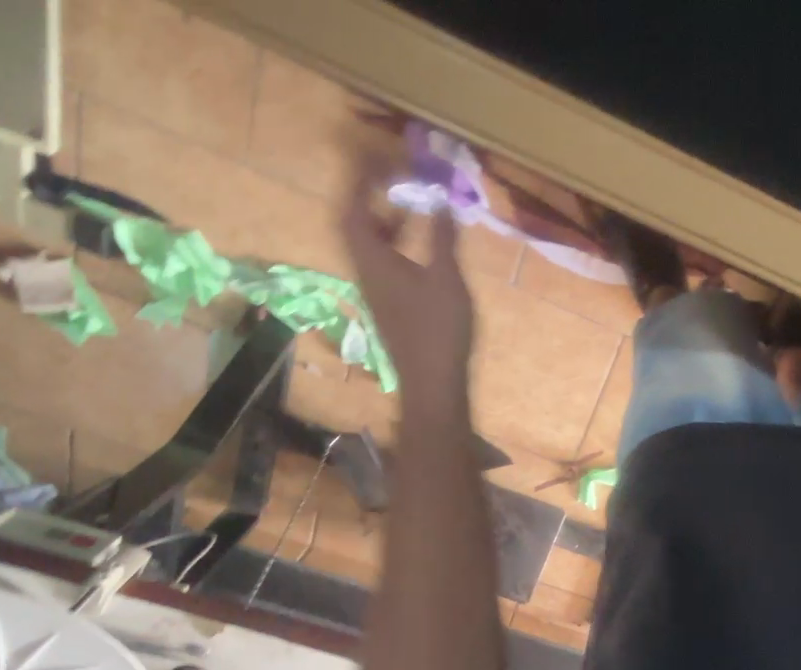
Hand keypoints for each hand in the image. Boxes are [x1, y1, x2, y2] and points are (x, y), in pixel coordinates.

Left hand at [342, 160, 474, 392]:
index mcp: (373, 259)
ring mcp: (377, 289)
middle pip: (356, 222)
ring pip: (370, 242)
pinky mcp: (390, 303)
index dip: (362, 178)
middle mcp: (366, 270)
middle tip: (393, 174)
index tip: (380, 156)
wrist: (433, 382)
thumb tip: (439, 200)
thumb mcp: (446, 278)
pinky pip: (385, 258)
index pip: (354, 206)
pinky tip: (421, 242)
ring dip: (386, 217)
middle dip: (370, 193)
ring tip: (409, 200)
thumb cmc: (438, 329)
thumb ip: (441, 237)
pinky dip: (398, 240)